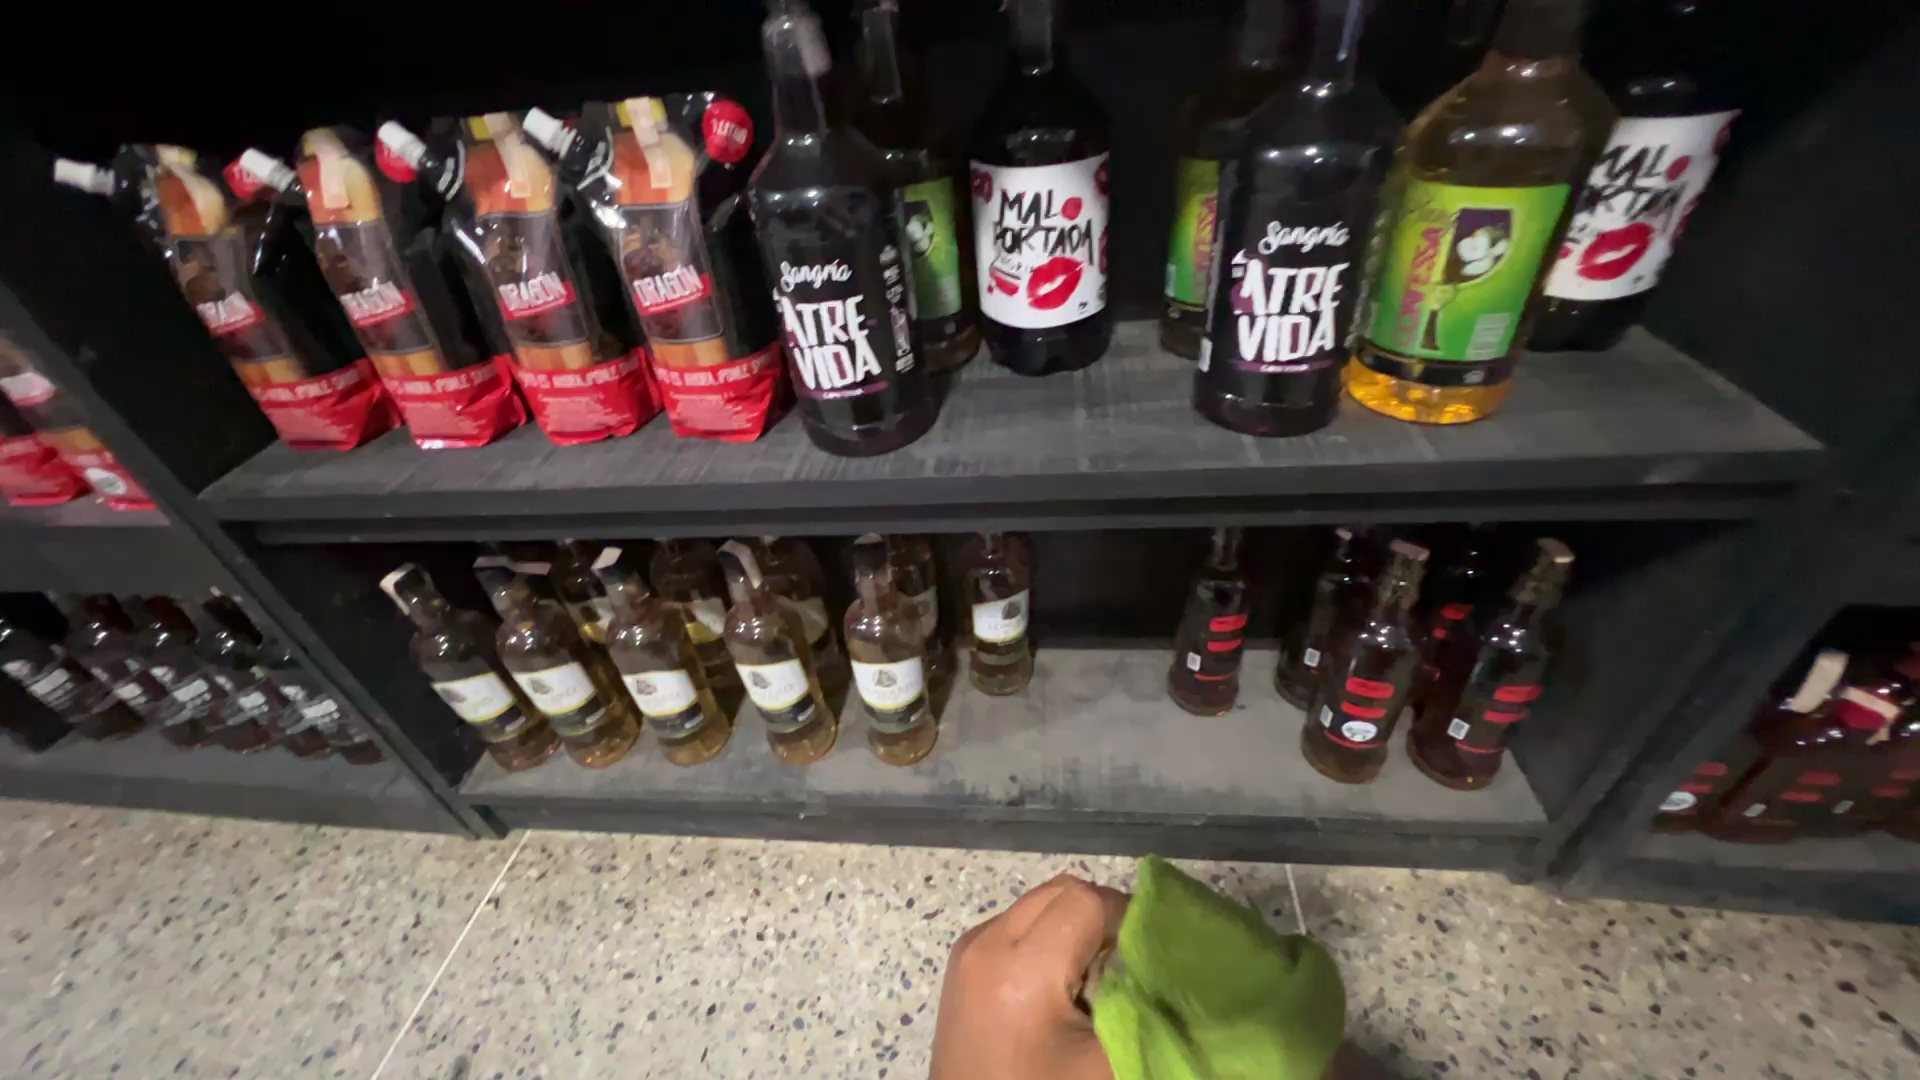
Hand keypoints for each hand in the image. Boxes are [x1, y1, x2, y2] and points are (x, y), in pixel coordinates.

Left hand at [929, 874, 1128, 1079]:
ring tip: (1091, 978)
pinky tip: (1057, 983)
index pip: (1085, 900)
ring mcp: (969, 947)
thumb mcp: (1105, 1063)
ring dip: (1072, 923)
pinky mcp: (962, 959)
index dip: (1124, 916)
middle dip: (1100, 916)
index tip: (1144, 954)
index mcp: (1022, 969)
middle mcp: (988, 942)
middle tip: (1124, 964)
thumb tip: (1157, 959)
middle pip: (1060, 891)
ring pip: (1038, 901)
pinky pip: (1015, 922)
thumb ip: (1135, 1003)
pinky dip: (1045, 934)